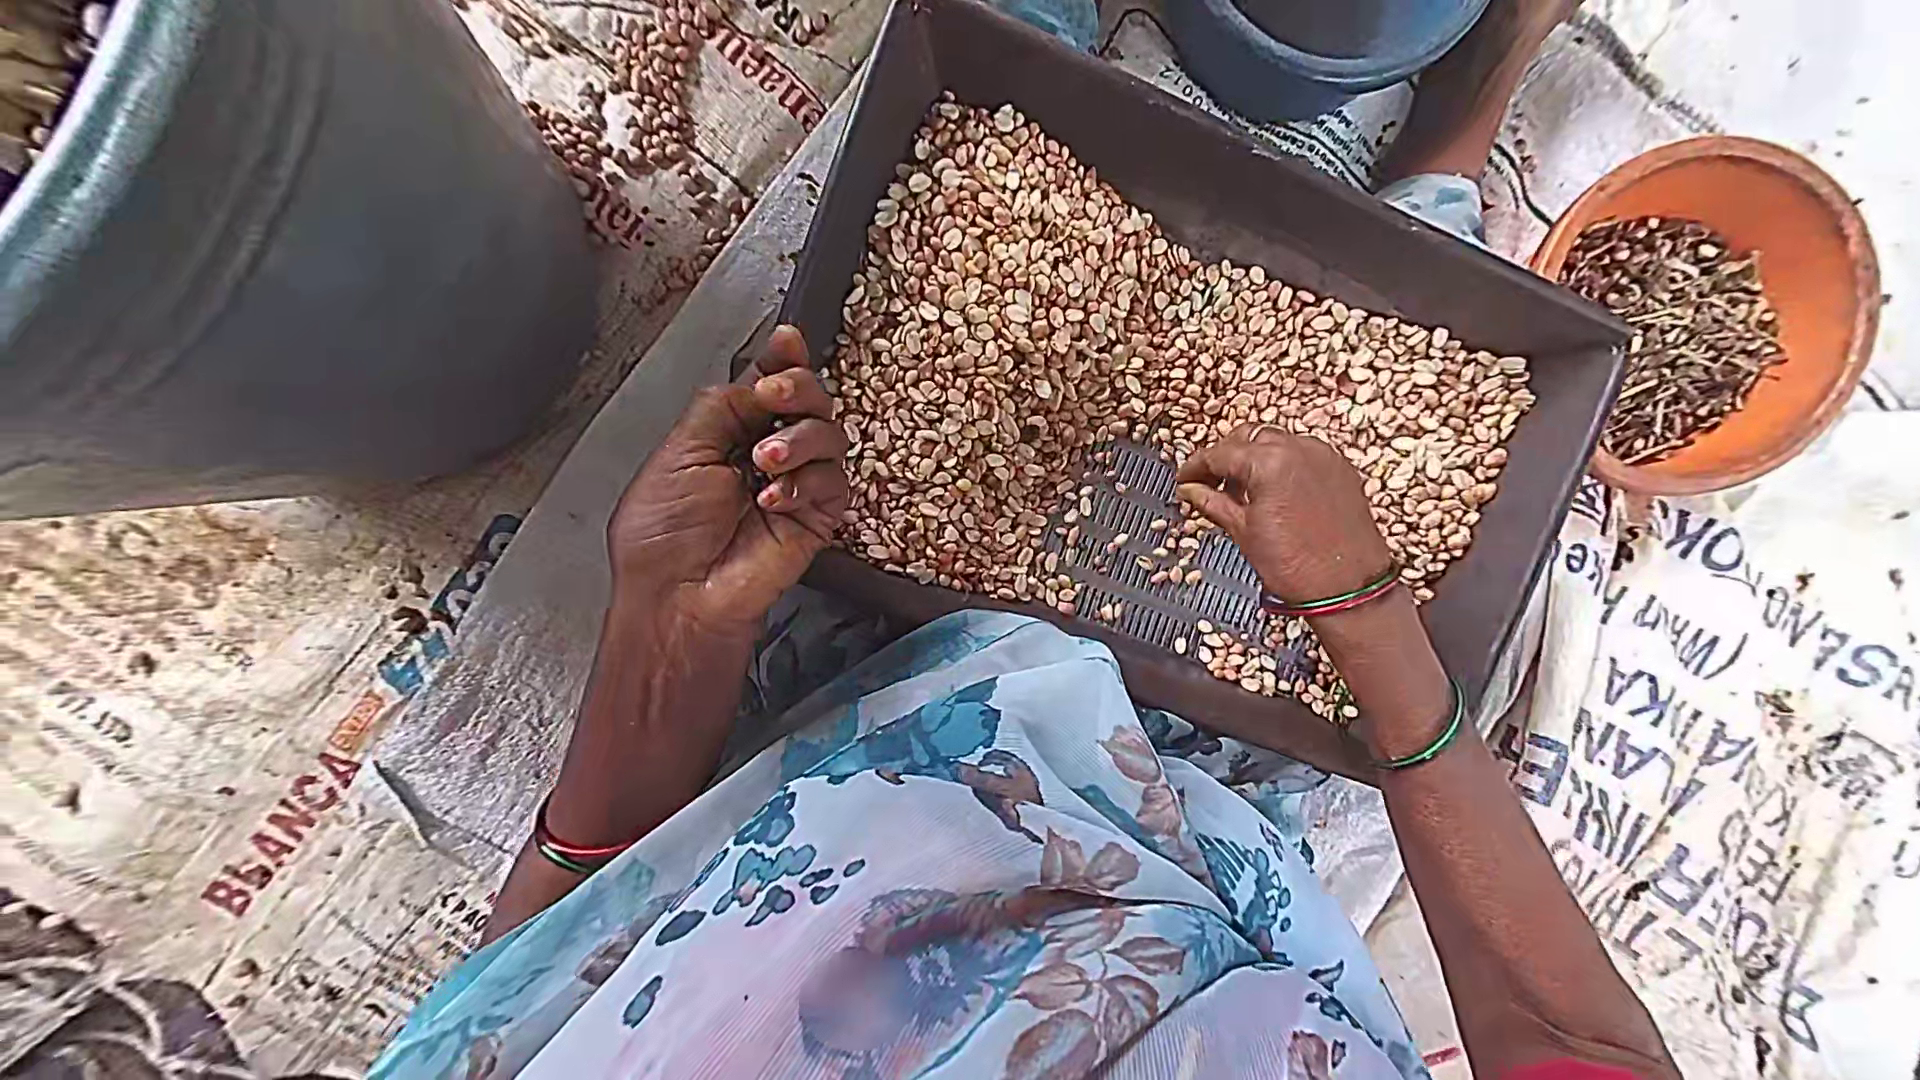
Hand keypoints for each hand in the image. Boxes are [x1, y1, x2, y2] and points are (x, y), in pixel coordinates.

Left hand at [606, 325, 847, 645]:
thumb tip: (760, 375)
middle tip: (774, 396)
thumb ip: (725, 405)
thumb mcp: (681, 450)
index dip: (784, 361)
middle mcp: (772, 453)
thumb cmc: (665, 533)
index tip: (787, 341)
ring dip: (800, 439)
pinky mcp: (820, 515)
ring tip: (763, 461)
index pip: (771, 386)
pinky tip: (773, 500)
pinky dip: (807, 483)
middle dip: (798, 389)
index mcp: (734, 433)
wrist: (679, 591)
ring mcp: (799, 484)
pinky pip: (835, 482)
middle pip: (812, 402)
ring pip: (831, 436)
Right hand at [1174, 424, 1393, 603]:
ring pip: (1274, 441)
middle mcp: (1299, 450)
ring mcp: (1322, 457)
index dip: (1195, 466)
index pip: (1219, 453)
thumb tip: (1191, 490)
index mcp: (1270, 462)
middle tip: (1205, 481)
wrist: (1348, 589)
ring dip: (1251, 458)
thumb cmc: (1300, 566)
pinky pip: (1299, 454)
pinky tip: (1266, 491)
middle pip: (1246, 437)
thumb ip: (1211, 502)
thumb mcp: (1241, 531)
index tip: (1185, 479)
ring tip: (1236, 490)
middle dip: (1223, 456)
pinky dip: (1278, 464)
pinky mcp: (1338, 469)